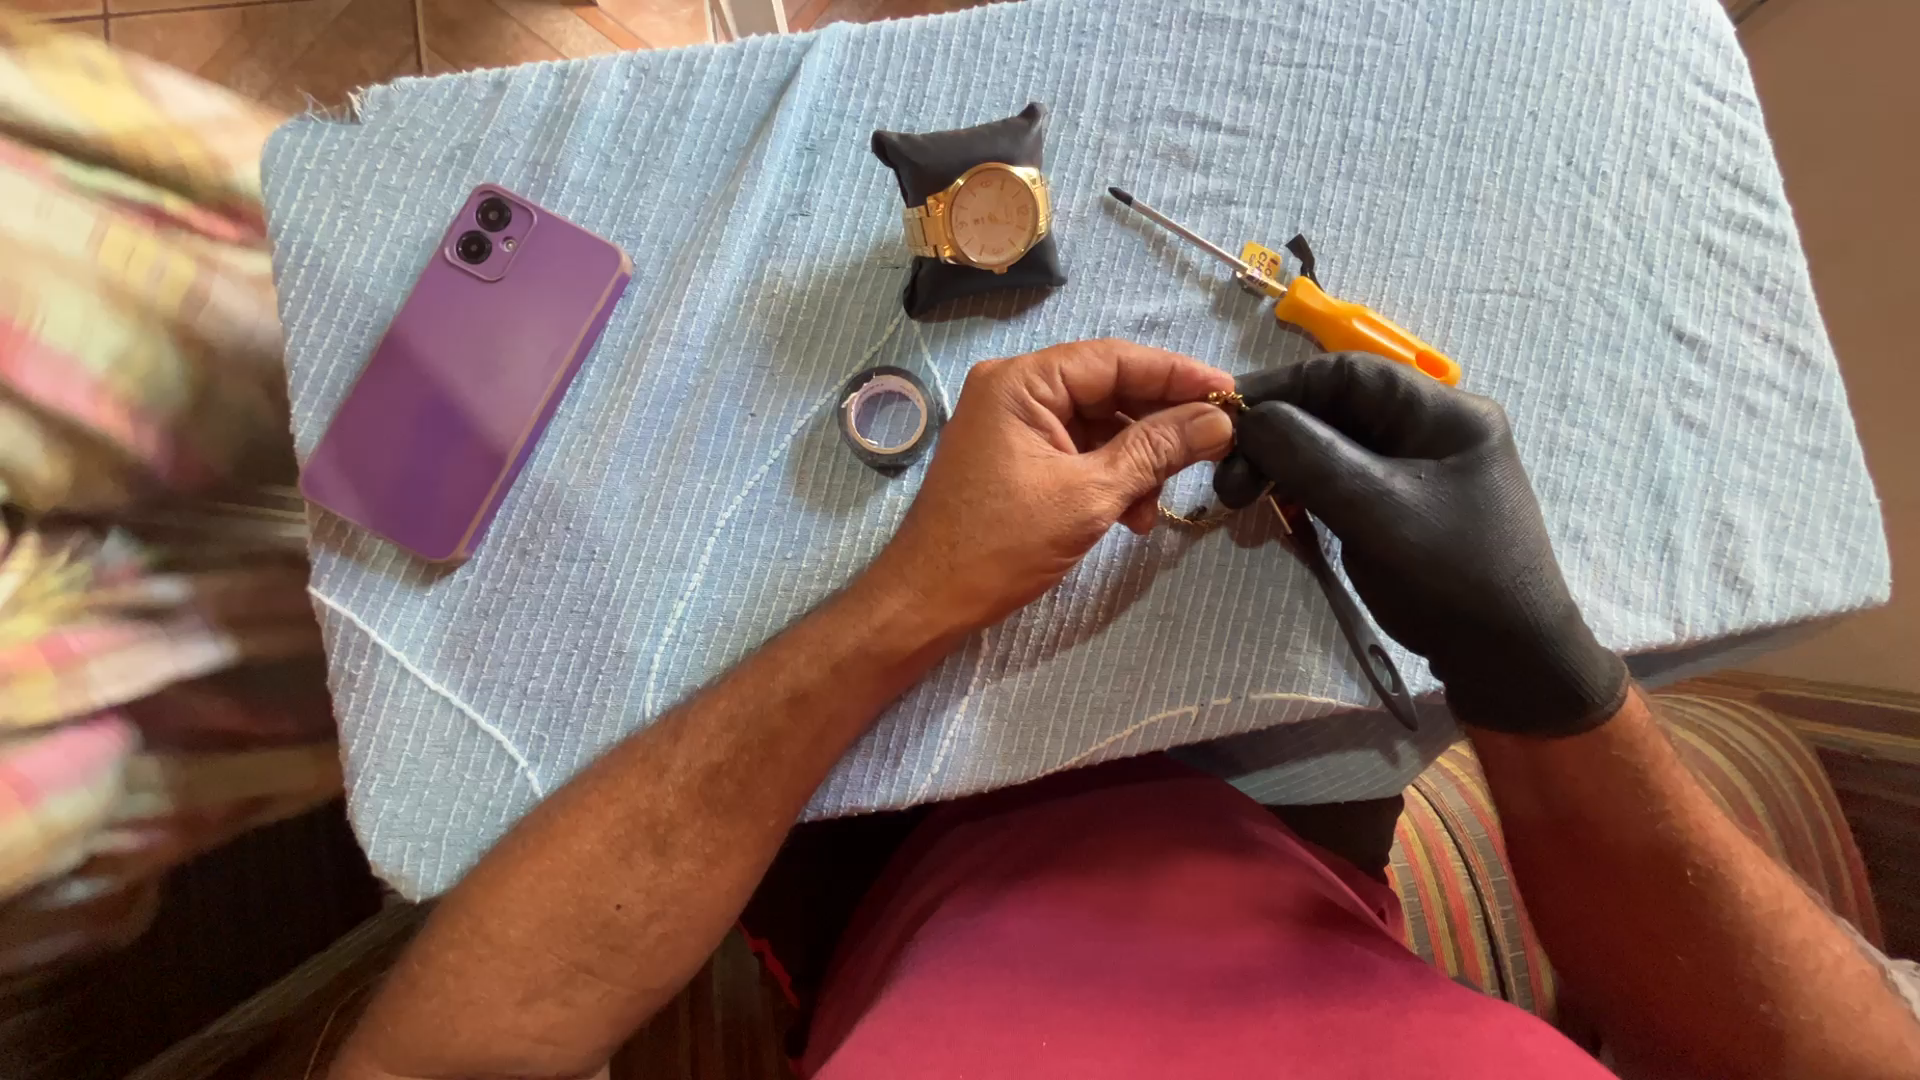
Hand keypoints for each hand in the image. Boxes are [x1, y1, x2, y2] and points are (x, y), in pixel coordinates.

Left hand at [866, 340, 1235, 634]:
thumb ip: (1156, 450)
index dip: (1177, 374)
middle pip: (1106, 391)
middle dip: (1157, 426)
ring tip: (1156, 504)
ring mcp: (1012, 425)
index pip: (1114, 359)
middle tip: (1211, 448)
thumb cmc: (1001, 545)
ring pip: (1096, 427)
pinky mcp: (1015, 459)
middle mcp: (1014, 391)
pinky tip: (1130, 515)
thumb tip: (1218, 421)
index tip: (1231, 395)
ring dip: (1135, 463)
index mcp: (1022, 382)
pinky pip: (1075, 453)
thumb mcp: (1088, 495)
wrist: (929, 599)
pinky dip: (1107, 479)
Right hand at [1213, 353, 1626, 736]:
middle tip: (1225, 480)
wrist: (1502, 658)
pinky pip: (1326, 480)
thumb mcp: (1374, 510)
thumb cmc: (1450, 577)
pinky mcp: (1386, 503)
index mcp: (1441, 413)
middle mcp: (1422, 429)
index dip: (1277, 388)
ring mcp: (1404, 468)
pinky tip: (1263, 513)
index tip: (1222, 416)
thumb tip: (1244, 419)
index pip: (1345, 374)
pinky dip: (1289, 493)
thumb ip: (1307, 456)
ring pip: (1320, 447)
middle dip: (1270, 439)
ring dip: (1273, 468)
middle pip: (1328, 411)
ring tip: (1236, 501)